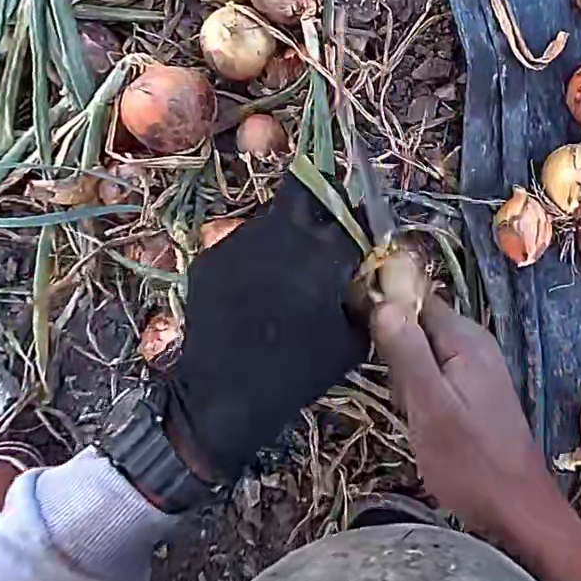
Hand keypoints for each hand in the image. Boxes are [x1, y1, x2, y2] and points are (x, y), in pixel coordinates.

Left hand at [166, 177, 365, 482]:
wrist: (225, 395)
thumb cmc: (298, 369)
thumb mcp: (352, 339)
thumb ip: (366, 299)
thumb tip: (369, 278)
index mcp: (324, 250)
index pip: (352, 213)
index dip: (357, 223)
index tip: (357, 237)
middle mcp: (283, 232)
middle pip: (302, 186)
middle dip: (316, 198)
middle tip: (320, 226)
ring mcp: (241, 239)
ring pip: (270, 218)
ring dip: (283, 236)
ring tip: (281, 273)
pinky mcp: (211, 255)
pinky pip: (241, 245)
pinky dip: (253, 260)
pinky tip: (251, 291)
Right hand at [370, 292, 580, 580]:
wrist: (516, 510)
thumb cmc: (470, 461)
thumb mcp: (430, 406)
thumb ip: (407, 352)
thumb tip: (384, 302)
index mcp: (465, 337)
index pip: (418, 299)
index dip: (388, 309)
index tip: (367, 339)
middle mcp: (475, 342)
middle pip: (420, 323)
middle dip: (398, 350)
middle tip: (399, 392)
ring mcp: (478, 365)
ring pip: (425, 350)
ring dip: (408, 374)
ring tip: (411, 409)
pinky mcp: (477, 388)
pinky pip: (437, 371)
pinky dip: (422, 389)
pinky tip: (424, 418)